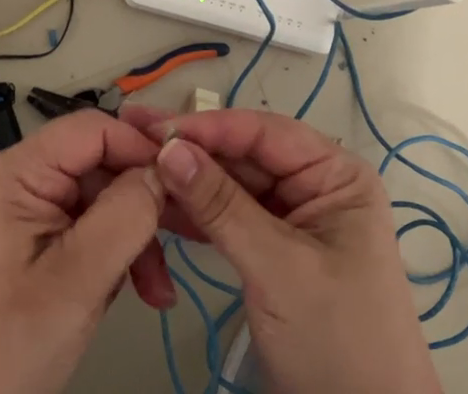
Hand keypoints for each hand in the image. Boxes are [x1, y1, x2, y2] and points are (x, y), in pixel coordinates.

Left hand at [0, 111, 176, 393]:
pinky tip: (133, 293)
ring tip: (157, 292)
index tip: (186, 184)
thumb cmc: (6, 343)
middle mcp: (16, 181)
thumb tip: (165, 169)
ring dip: (133, 241)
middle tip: (185, 244)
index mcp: (15, 173)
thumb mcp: (76, 280)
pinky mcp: (28, 244)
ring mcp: (21, 213)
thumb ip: (125, 215)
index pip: (91, 129)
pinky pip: (83, 231)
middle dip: (141, 206)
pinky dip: (112, 257)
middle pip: (98, 166)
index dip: (141, 148)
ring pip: (98, 201)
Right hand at [127, 107, 443, 393]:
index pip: (263, 133)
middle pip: (242, 155)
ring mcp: (289, 220)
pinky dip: (192, 214)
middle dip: (189, 149)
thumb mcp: (280, 268)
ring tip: (131, 167)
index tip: (153, 127)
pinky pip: (225, 218)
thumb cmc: (338, 339)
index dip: (208, 127)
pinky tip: (155, 206)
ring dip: (184, 181)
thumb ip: (222, 206)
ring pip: (228, 186)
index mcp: (335, 175)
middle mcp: (313, 186)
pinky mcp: (269, 251)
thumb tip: (169, 149)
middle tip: (129, 138)